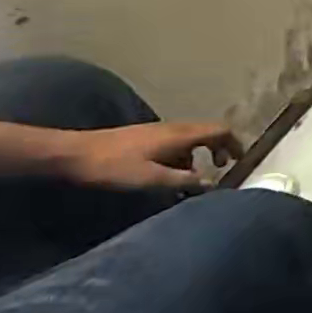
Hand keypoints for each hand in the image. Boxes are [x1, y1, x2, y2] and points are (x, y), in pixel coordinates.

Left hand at [57, 122, 243, 189]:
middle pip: (210, 132)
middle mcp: (177, 128)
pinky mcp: (146, 137)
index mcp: (183, 135)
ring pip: (192, 138)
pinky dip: (183, 155)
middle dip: (220, 148)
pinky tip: (167, 173)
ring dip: (199, 154)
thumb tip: (213, 184)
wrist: (72, 154)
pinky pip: (177, 142)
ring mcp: (160, 131)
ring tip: (192, 177)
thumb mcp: (150, 178)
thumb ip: (183, 181)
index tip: (239, 160)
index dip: (234, 144)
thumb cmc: (114, 166)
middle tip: (220, 168)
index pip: (221, 131)